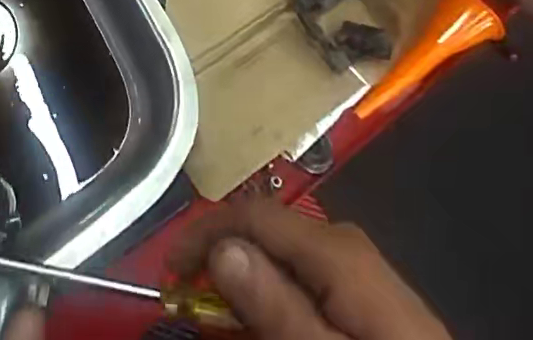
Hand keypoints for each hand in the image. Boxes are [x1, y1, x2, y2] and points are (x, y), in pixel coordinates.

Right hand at [168, 197, 449, 339]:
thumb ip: (276, 306)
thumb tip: (221, 249)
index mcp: (335, 249)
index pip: (252, 215)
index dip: (204, 234)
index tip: (169, 269)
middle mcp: (343, 241)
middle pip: (264, 230)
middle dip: (223, 257)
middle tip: (192, 300)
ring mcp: (356, 262)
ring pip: (281, 253)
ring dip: (247, 278)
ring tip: (224, 314)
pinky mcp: (363, 286)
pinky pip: (304, 273)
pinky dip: (275, 291)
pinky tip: (269, 317)